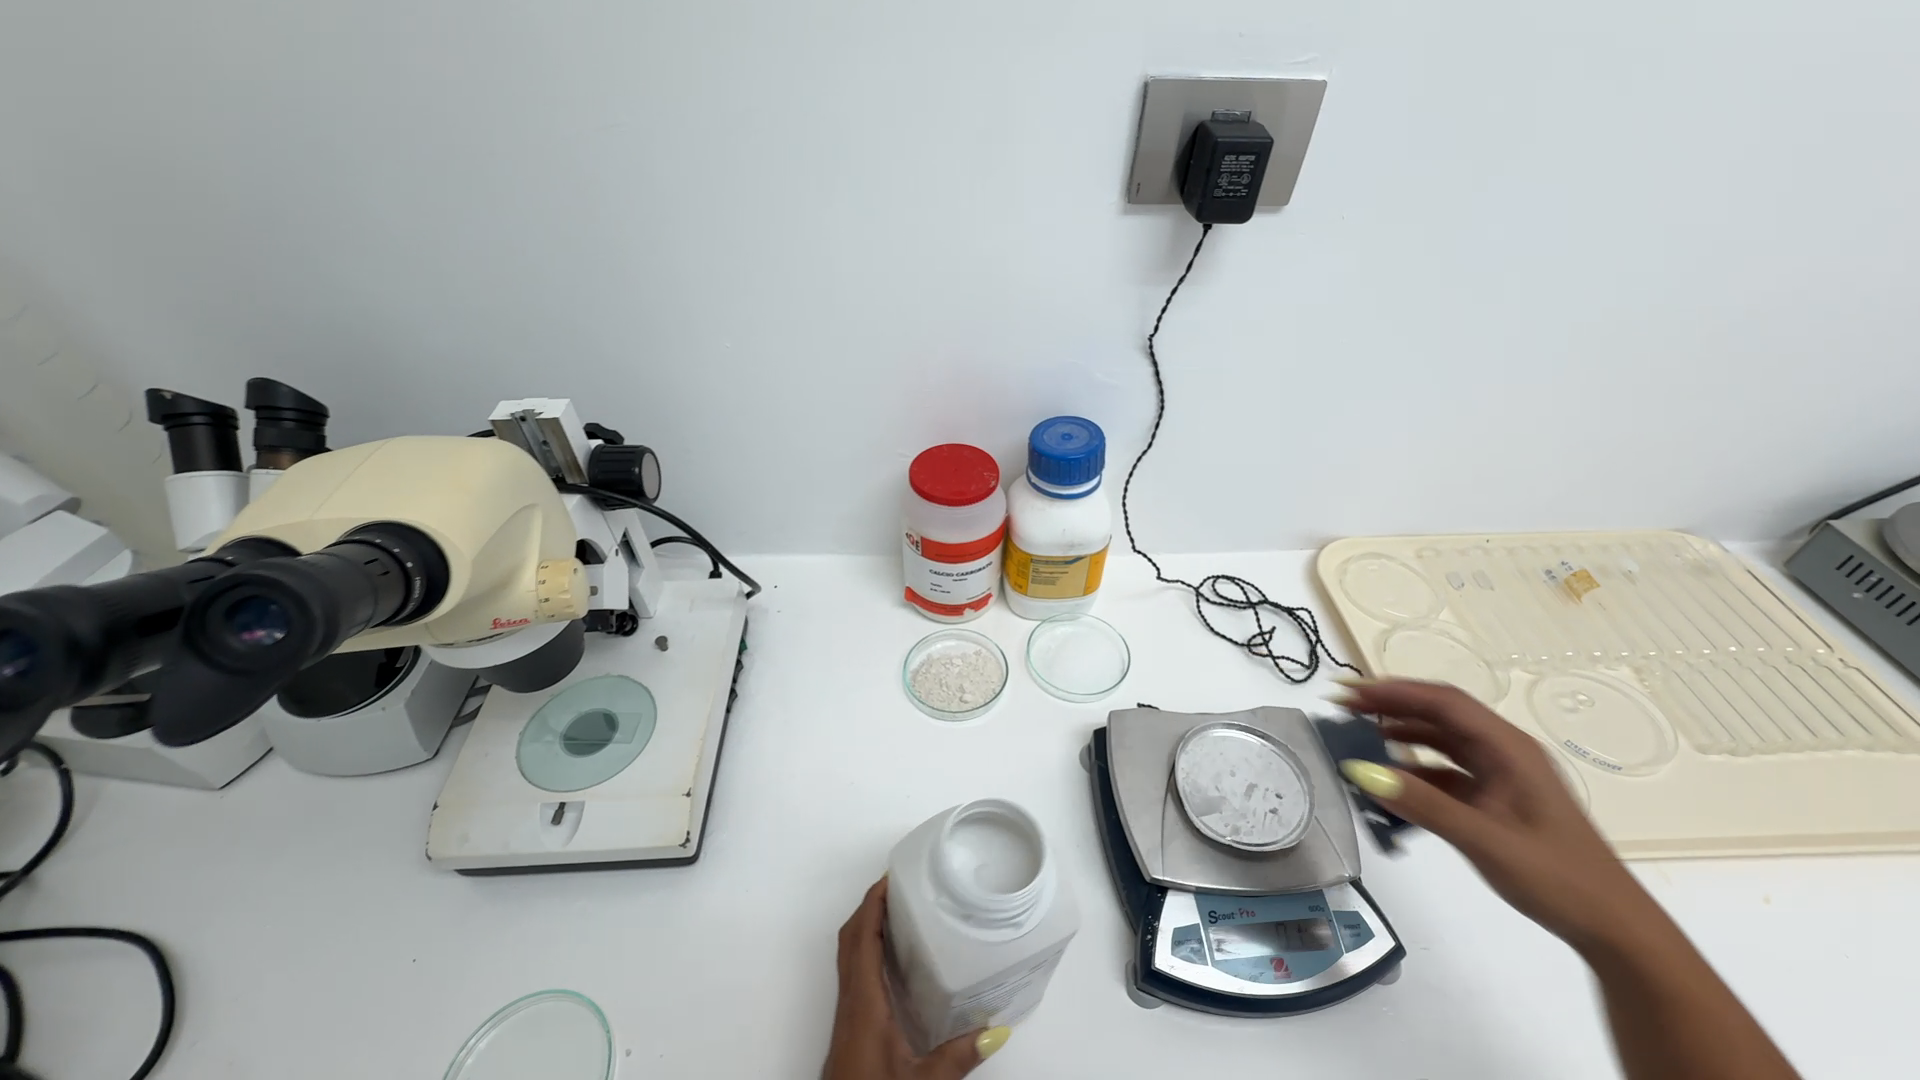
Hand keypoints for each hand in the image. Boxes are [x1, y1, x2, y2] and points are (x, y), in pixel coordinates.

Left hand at [823, 878, 1008, 1079]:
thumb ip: (958, 1057)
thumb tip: (997, 1030)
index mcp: (864, 1002)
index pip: (861, 939)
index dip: (872, 904)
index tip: (892, 877)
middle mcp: (850, 1001)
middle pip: (850, 940)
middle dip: (870, 907)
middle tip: (901, 886)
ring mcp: (847, 1014)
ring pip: (848, 956)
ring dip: (867, 927)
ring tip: (899, 913)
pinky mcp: (850, 1027)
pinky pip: (854, 973)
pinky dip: (868, 952)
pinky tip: (893, 962)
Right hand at [1332, 678, 1654, 951]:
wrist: (1612, 927)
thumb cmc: (1556, 877)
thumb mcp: (1483, 839)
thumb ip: (1420, 803)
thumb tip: (1358, 769)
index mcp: (1509, 749)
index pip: (1443, 703)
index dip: (1393, 692)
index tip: (1348, 693)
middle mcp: (1504, 753)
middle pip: (1440, 715)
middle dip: (1390, 707)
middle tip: (1343, 709)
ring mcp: (1501, 777)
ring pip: (1441, 742)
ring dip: (1400, 736)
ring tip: (1357, 739)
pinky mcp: (1495, 801)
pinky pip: (1446, 773)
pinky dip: (1414, 771)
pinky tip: (1389, 783)